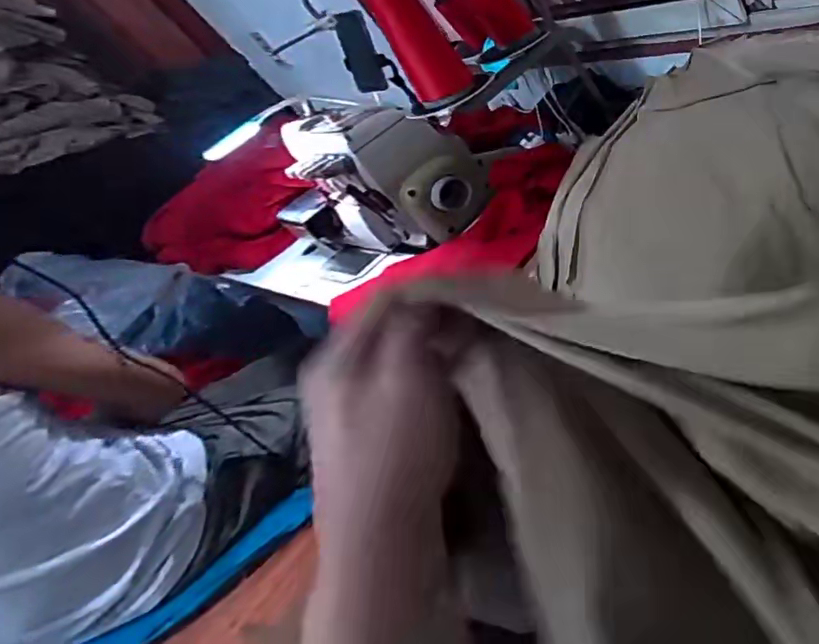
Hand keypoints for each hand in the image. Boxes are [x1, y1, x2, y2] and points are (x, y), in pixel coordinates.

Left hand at [302, 300, 465, 519]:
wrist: (381, 537)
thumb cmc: (396, 449)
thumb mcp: (407, 375)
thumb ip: (413, 324)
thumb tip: (430, 292)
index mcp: (336, 358)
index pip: (386, 296)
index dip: (432, 284)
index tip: (476, 281)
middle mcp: (338, 373)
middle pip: (394, 322)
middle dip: (439, 310)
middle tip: (482, 307)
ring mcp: (353, 400)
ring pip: (402, 348)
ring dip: (440, 336)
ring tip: (478, 332)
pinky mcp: (374, 423)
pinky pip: (406, 372)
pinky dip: (435, 360)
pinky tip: (461, 365)